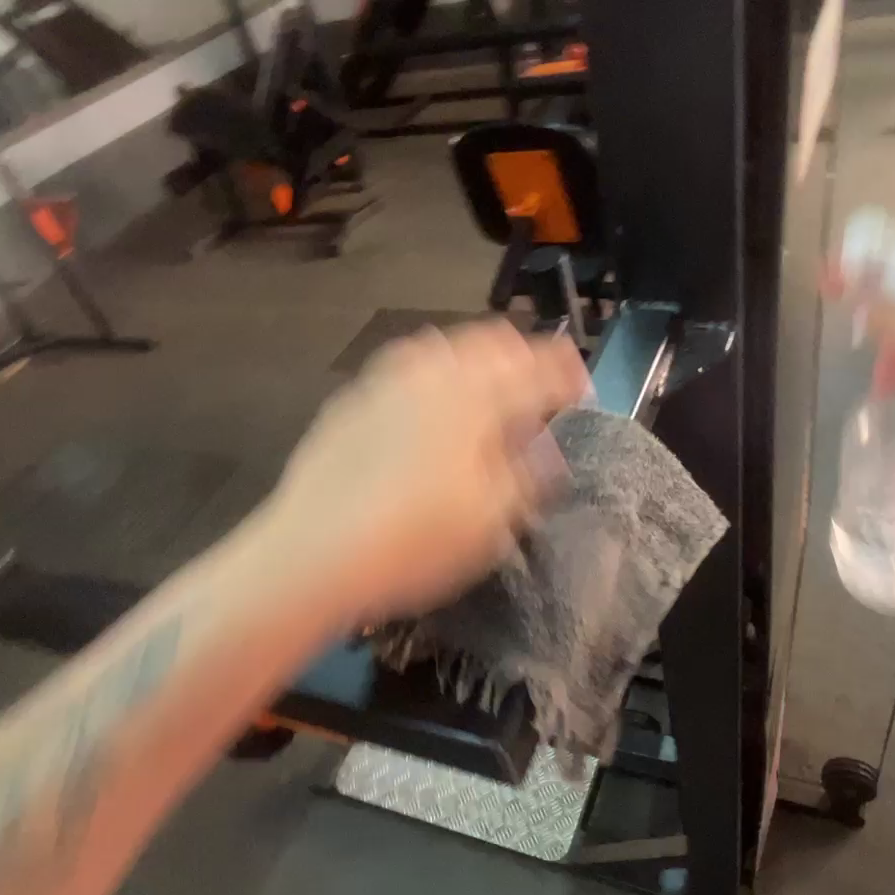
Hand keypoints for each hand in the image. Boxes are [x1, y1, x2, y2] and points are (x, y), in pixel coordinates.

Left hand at [264, 320, 587, 622]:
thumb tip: (551, 448)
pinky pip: (405, 370)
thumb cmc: (415, 542)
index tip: (581, 398)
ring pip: (446, 347)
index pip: (542, 365)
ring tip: (485, 403)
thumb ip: (531, 474)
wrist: (313, 554)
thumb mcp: (493, 521)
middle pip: (493, 340)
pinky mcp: (352, 400)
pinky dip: (433, 379)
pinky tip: (426, 416)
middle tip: (535, 400)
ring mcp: (386, 380)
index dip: (570, 376)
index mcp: (478, 396)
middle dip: (524, 361)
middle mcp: (434, 372)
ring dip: (477, 364)